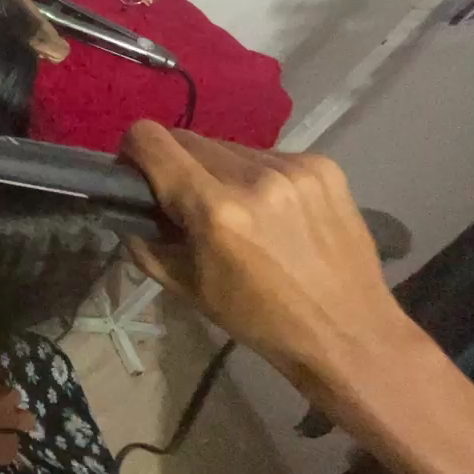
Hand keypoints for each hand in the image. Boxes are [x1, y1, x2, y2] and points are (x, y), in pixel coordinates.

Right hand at [0, 384, 32, 473]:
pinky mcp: (9, 457)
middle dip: (19, 415)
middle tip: (1, 415)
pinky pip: (9, 447)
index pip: (15, 393)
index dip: (3, 393)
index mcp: (5, 403)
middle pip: (28, 417)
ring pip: (18, 433)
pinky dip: (2, 444)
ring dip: (8, 430)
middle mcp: (15, 421)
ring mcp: (14, 441)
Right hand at [118, 121, 416, 387]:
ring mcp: (294, 170)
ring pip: (224, 145)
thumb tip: (120, 201)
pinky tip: (272, 207)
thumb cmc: (257, 316)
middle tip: (186, 198)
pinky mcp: (324, 168)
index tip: (138, 174)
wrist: (353, 336)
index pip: (149, 138)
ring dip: (216, 168)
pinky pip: (264, 153)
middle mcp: (253, 178)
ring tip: (236, 206)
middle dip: (175, 163)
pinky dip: (255, 173)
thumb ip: (139, 235)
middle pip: (185, 138)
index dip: (132, 150)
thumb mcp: (181, 283)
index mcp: (213, 208)